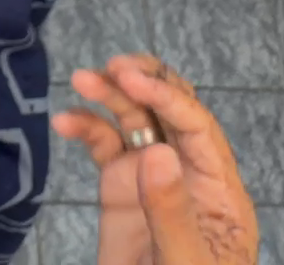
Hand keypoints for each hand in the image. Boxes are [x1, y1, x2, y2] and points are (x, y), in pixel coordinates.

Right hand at [52, 54, 257, 264]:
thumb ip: (172, 213)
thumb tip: (156, 151)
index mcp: (218, 192)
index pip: (196, 126)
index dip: (166, 96)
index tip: (128, 80)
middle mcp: (186, 174)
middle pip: (168, 110)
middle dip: (141, 82)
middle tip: (111, 69)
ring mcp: (150, 178)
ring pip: (133, 118)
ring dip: (108, 95)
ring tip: (80, 80)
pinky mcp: (120, 187)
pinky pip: (103, 143)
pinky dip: (84, 125)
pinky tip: (64, 122)